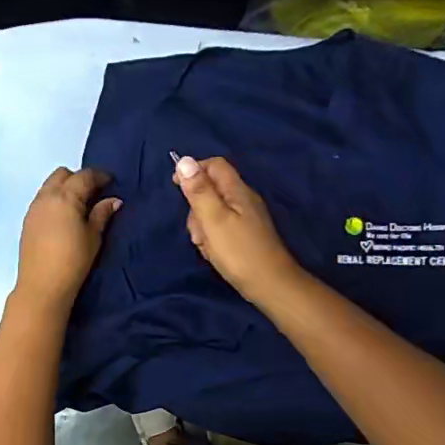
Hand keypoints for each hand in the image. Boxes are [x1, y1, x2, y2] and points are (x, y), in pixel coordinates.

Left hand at [14, 167, 121, 312]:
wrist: (42, 286)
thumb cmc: (73, 261)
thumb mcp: (93, 237)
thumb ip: (102, 214)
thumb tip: (113, 200)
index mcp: (65, 197)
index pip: (84, 176)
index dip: (99, 176)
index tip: (110, 182)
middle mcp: (46, 197)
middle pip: (62, 174)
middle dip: (78, 178)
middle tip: (92, 193)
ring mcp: (33, 208)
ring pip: (49, 185)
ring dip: (63, 188)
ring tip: (77, 205)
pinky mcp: (26, 221)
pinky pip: (41, 199)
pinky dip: (53, 199)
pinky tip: (62, 217)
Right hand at [173, 155, 307, 303]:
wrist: (269, 284)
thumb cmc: (238, 251)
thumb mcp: (213, 219)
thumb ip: (198, 191)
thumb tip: (184, 160)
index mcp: (237, 191)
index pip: (214, 165)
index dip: (193, 170)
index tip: (175, 186)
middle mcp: (243, 199)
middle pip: (211, 189)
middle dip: (196, 206)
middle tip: (196, 230)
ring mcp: (246, 217)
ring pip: (213, 210)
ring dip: (202, 225)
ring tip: (205, 245)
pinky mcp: (245, 234)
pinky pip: (220, 226)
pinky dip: (212, 237)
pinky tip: (213, 252)